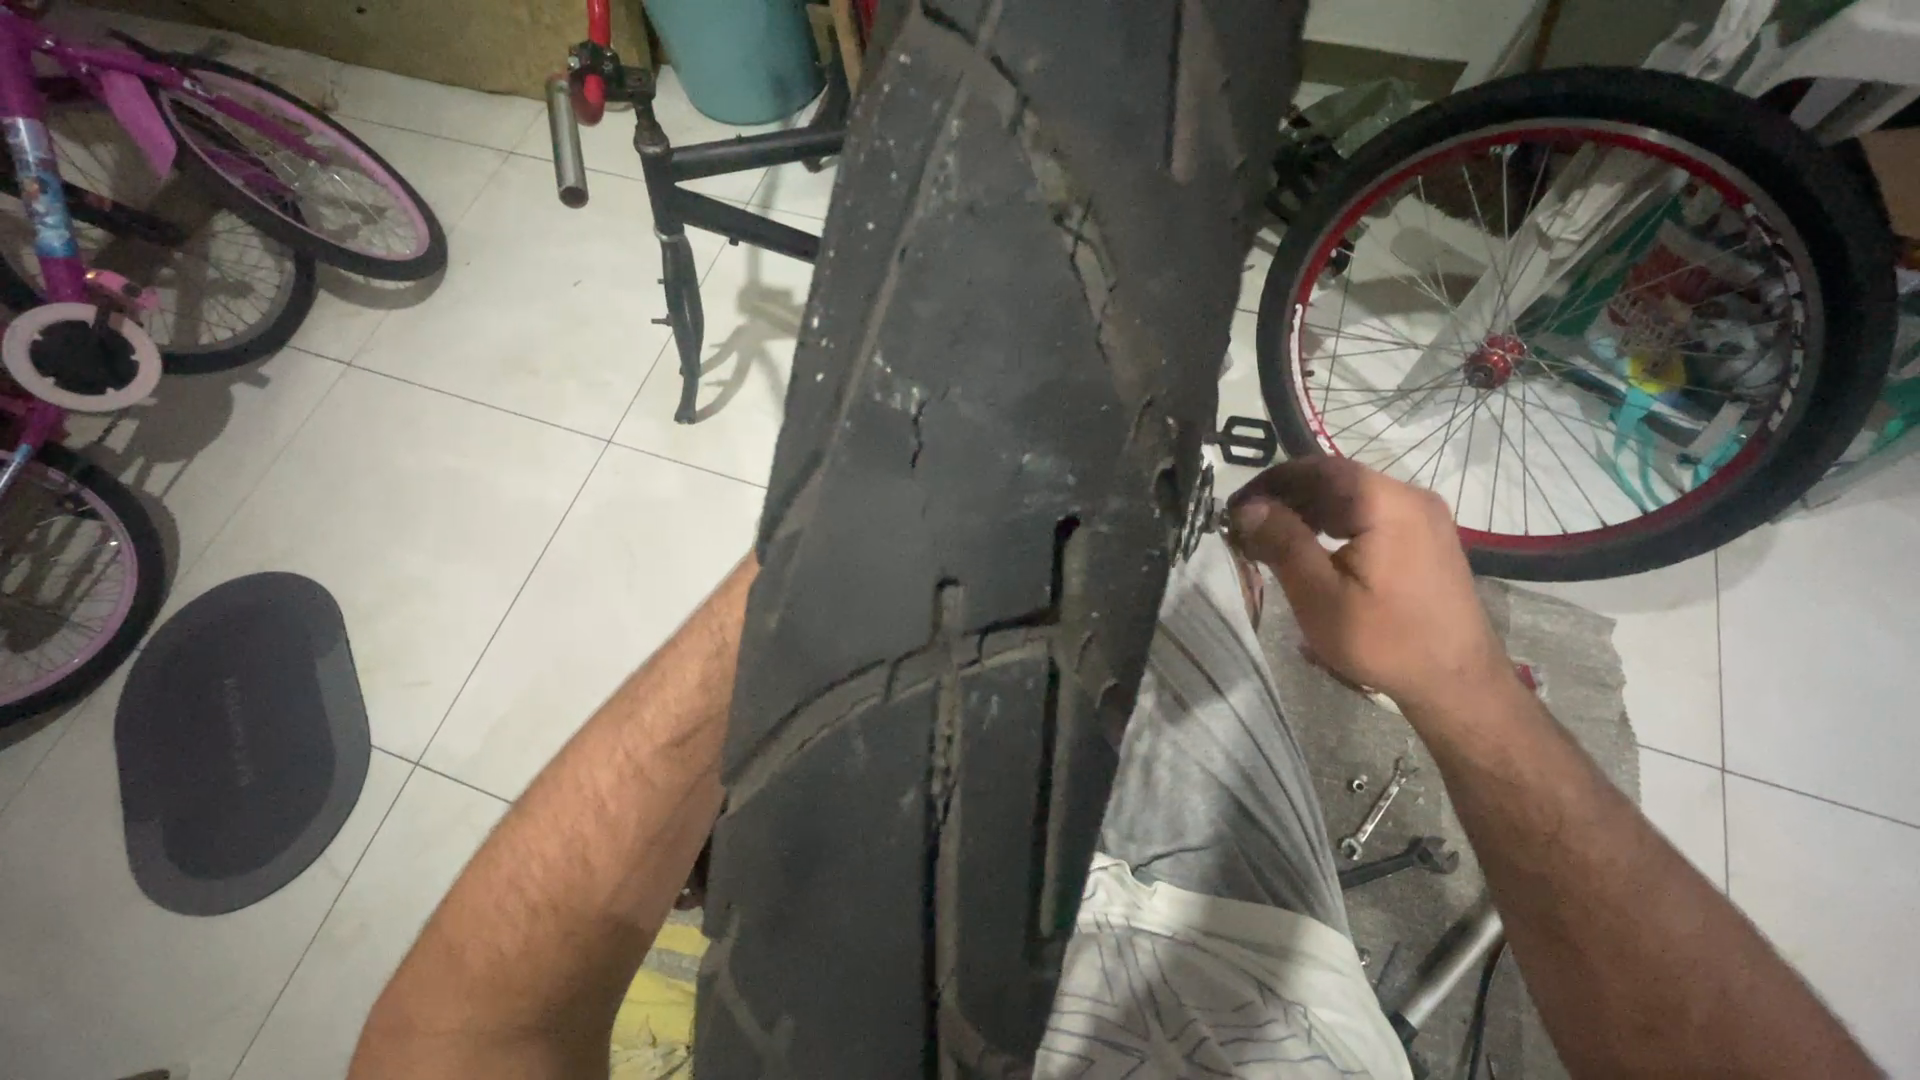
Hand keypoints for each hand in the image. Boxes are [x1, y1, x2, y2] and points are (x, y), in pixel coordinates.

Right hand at [1228, 457, 1511, 712]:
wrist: (1457, 682)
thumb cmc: (1384, 640)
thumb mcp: (1319, 595)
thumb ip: (1282, 542)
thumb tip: (1246, 507)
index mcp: (1386, 503)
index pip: (1317, 468)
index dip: (1270, 482)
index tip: (1234, 509)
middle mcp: (1410, 498)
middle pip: (1335, 480)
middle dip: (1285, 498)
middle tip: (1245, 528)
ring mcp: (1423, 517)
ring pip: (1351, 498)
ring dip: (1307, 512)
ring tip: (1270, 540)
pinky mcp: (1425, 538)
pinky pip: (1370, 515)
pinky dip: (1334, 524)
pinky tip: (1310, 548)